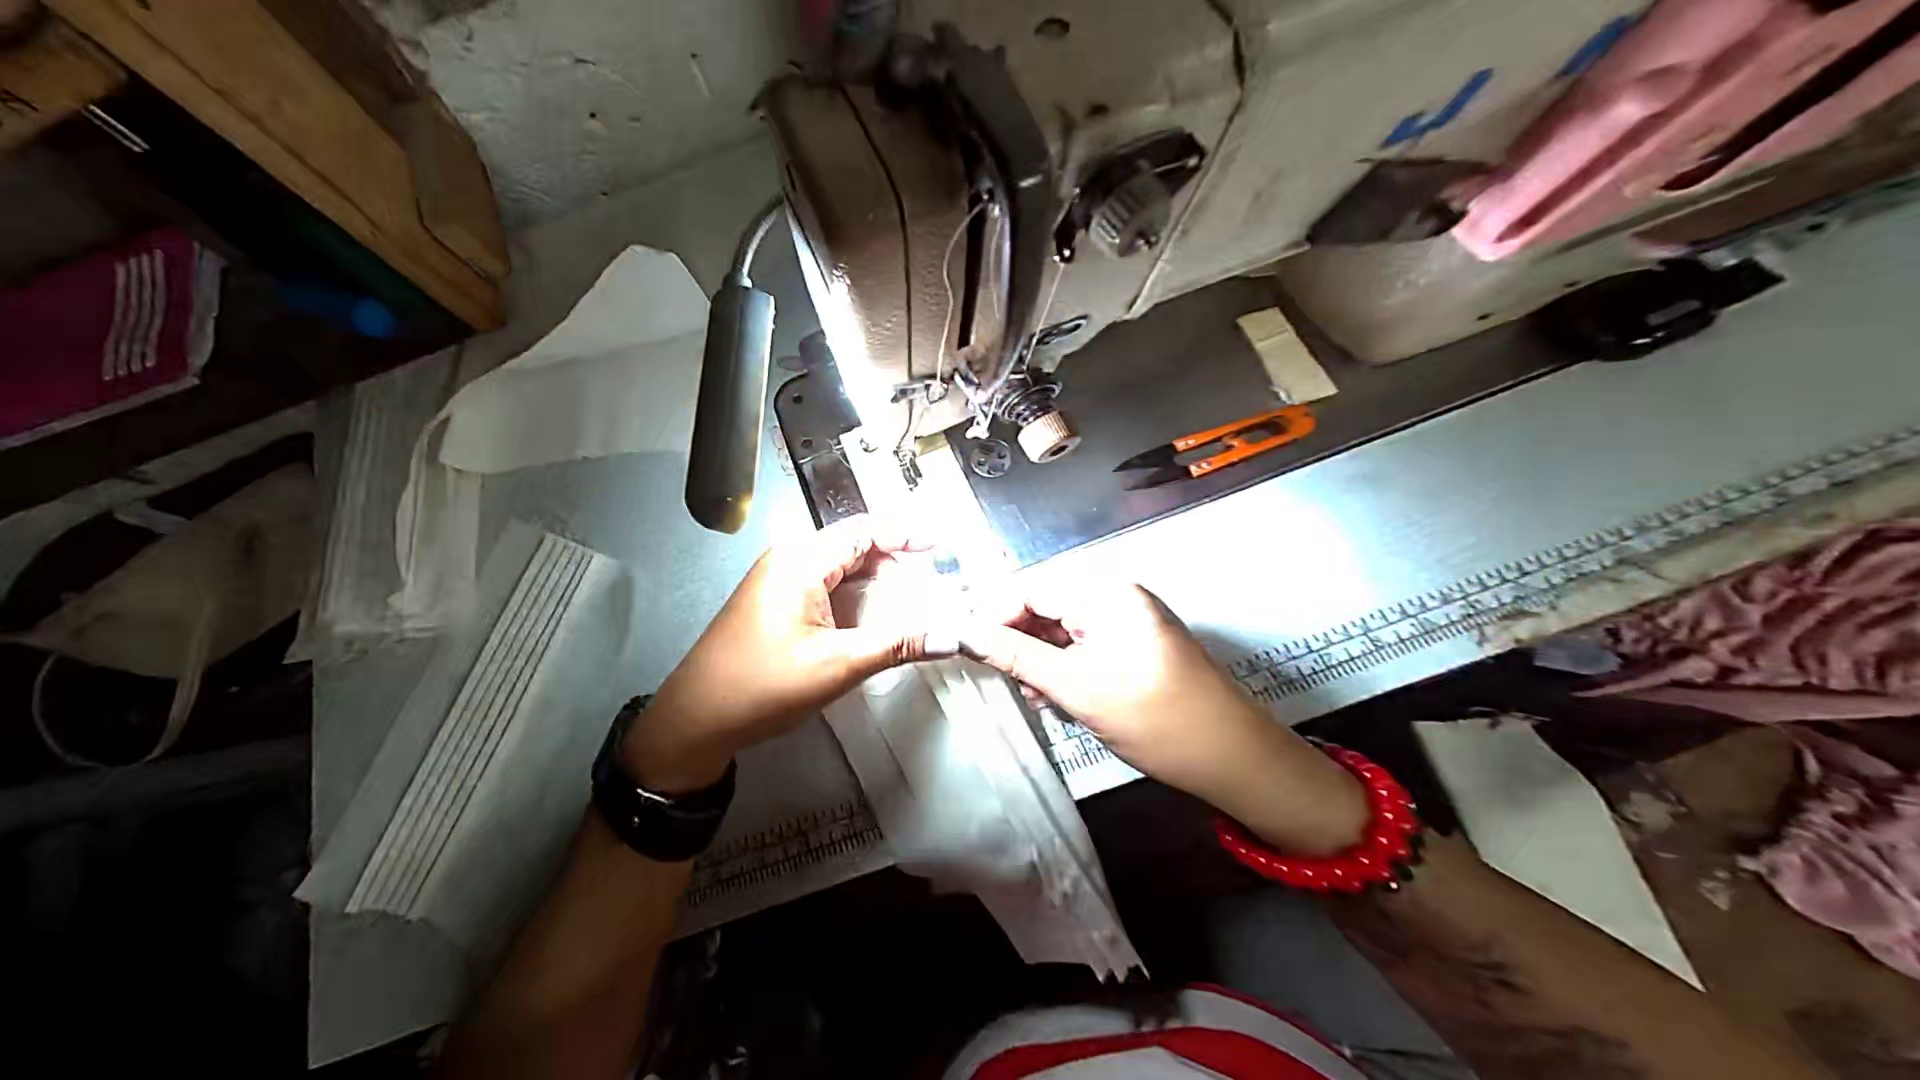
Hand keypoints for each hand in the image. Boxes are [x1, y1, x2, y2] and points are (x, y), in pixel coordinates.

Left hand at [621, 516, 946, 792]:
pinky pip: (825, 585)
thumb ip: (896, 646)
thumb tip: (952, 638)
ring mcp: (779, 581)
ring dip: (876, 580)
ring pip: (840, 567)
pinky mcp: (776, 603)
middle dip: (895, 559)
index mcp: (800, 561)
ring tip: (913, 597)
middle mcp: (788, 560)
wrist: (695, 720)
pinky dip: (855, 595)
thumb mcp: (836, 666)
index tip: (939, 546)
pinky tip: (876, 615)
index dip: (904, 535)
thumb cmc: (762, 686)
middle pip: (853, 545)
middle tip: (933, 579)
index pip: (862, 531)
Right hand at [960, 582, 1368, 855]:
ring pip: (1063, 630)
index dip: (993, 614)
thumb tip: (964, 632)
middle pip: (1047, 606)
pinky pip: (1084, 647)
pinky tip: (1052, 696)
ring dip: (1039, 658)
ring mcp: (1129, 623)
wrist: (1235, 760)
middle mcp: (1118, 597)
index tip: (961, 642)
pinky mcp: (1134, 648)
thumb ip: (1017, 656)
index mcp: (1108, 593)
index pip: (1032, 588)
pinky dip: (1063, 668)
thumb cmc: (1158, 720)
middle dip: (1017, 638)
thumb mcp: (1079, 688)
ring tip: (1028, 692)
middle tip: (992, 673)